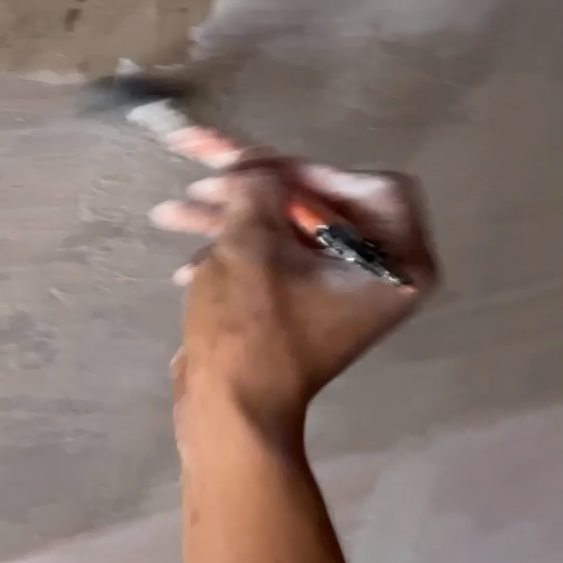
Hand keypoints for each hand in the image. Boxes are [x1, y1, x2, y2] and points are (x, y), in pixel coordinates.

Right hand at [151, 159, 439, 447]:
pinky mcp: (297, 306)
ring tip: (168, 214)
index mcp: (394, 262)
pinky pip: (270, 260)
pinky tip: (186, 264)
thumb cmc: (250, 326)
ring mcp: (335, 292)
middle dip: (248, 191)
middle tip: (197, 176)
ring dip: (224, 218)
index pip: (369, 187)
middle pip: (315, 206)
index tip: (254, 166)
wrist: (229, 401)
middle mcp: (377, 274)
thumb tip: (250, 160)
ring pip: (282, 231)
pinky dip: (229, 252)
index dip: (308, 169)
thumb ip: (255, 190)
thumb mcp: (249, 246)